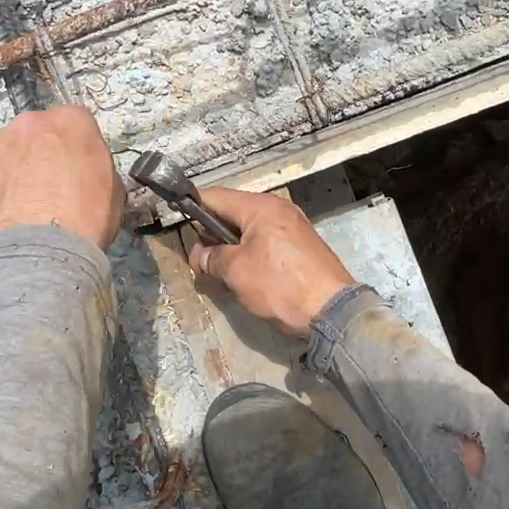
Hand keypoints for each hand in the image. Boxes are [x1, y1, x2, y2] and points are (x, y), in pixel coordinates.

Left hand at [0, 106, 123, 251]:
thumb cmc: (86, 218)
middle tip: (45, 190)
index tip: (73, 170)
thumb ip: (94, 167)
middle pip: (33, 134)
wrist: (40, 251)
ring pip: (1, 154)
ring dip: (9, 173)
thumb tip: (82, 175)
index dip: (72, 149)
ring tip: (17, 208)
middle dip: (37, 155)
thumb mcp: (113, 189)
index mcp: (70, 121)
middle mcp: (27, 123)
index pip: (73, 123)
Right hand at [189, 188, 354, 337]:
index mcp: (261, 207)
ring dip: (231, 247)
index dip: (193, 204)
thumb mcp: (237, 271)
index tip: (176, 214)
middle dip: (212, 233)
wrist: (333, 311)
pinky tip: (243, 274)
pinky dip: (249, 253)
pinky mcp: (300, 246)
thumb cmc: (280, 285)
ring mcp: (292, 226)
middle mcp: (278, 209)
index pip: (217, 196)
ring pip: (249, 230)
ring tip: (218, 270)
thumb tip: (200, 255)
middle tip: (198, 256)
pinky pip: (265, 241)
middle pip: (234, 213)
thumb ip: (213, 258)